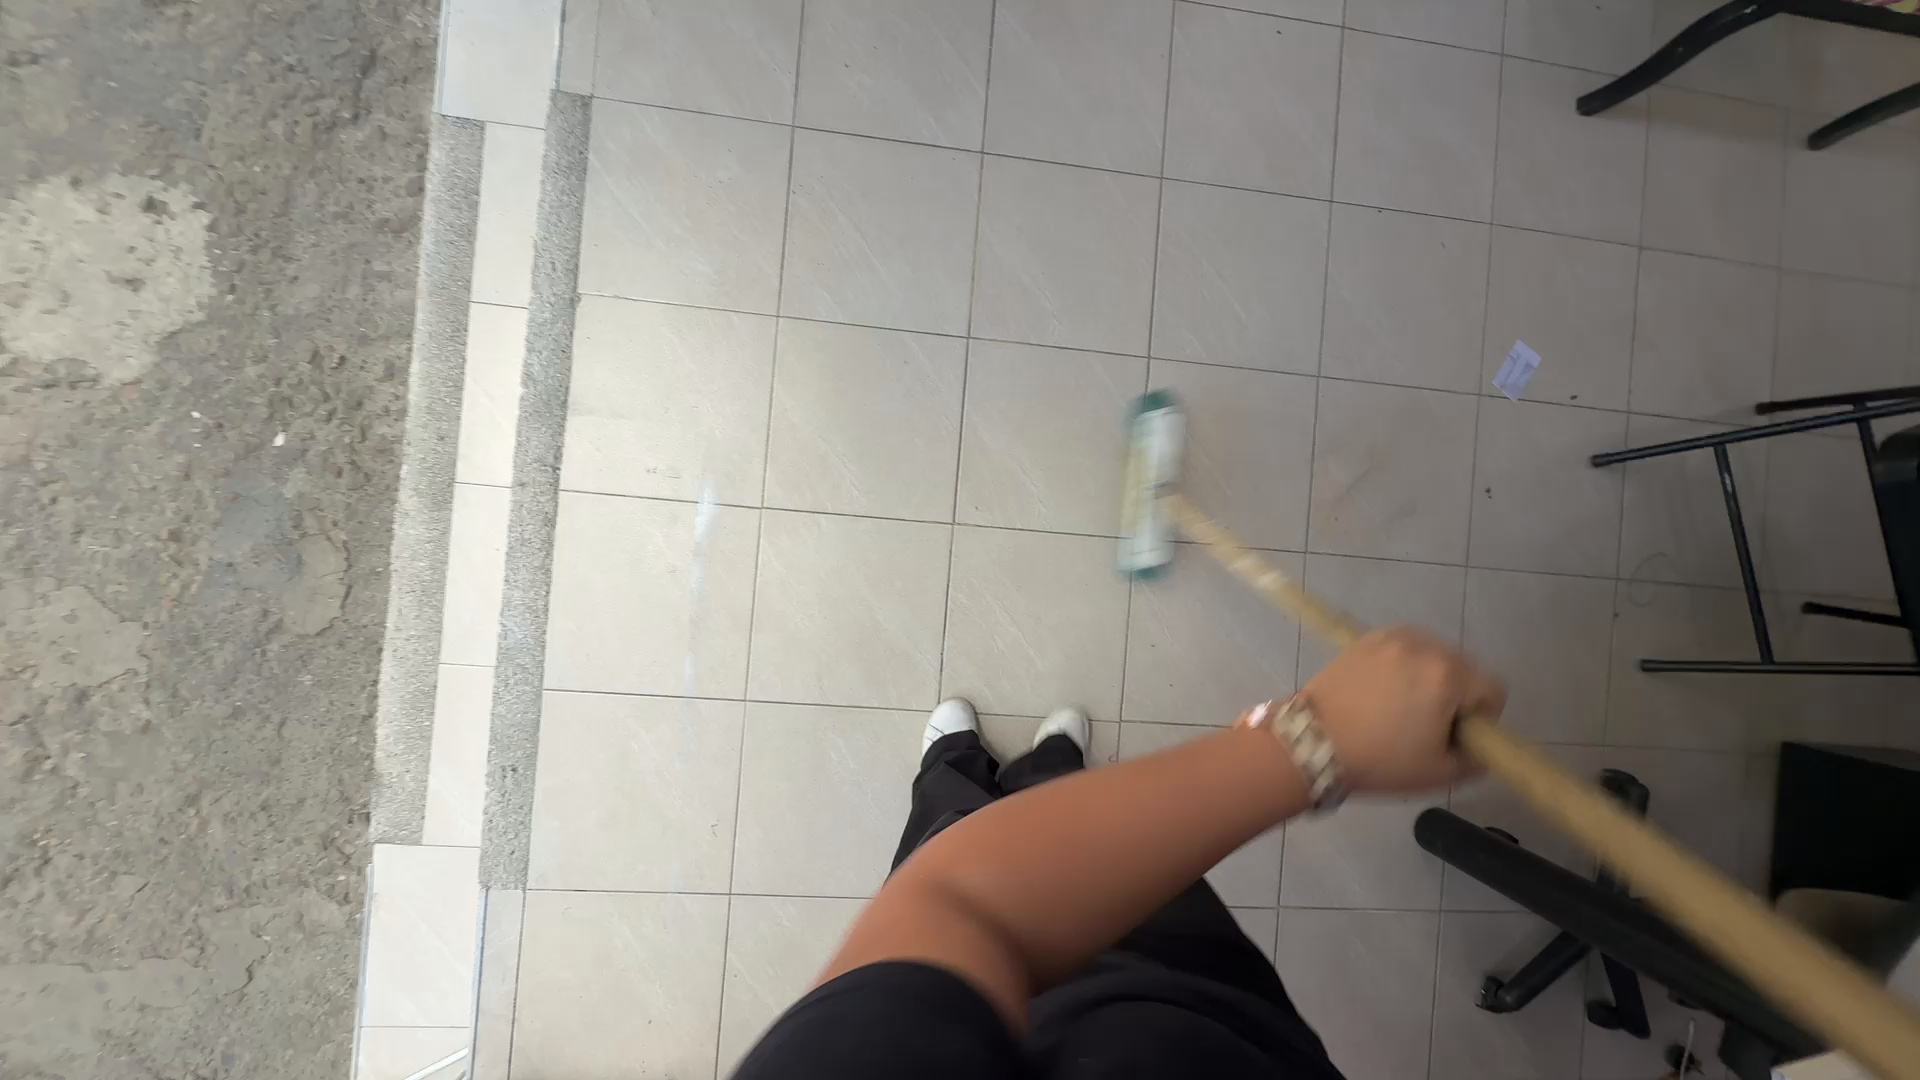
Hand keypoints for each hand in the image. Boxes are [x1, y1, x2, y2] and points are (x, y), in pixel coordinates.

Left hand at [1298, 626, 1506, 793]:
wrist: (1312, 740)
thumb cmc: (1381, 758)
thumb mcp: (1442, 771)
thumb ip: (1477, 756)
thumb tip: (1478, 742)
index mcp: (1448, 673)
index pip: (1492, 688)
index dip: (1482, 716)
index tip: (1455, 734)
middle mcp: (1422, 645)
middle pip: (1463, 666)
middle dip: (1456, 693)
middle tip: (1427, 722)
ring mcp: (1389, 637)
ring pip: (1432, 654)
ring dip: (1429, 675)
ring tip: (1402, 705)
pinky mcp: (1363, 639)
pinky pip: (1401, 649)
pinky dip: (1401, 665)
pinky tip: (1382, 690)